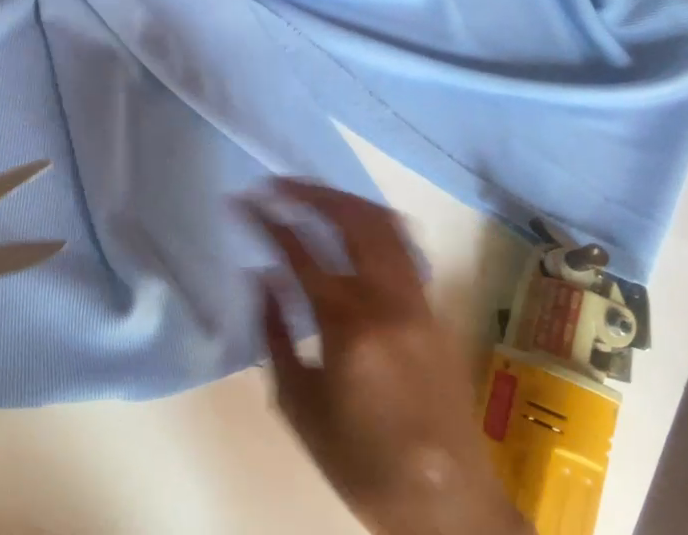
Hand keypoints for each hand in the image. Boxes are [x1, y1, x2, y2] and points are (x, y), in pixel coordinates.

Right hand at [244, 178, 526, 534]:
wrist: (446, 504)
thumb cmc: (359, 461)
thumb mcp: (298, 402)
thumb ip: (275, 331)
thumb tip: (262, 277)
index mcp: (349, 326)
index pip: (299, 250)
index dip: (266, 220)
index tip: (241, 201)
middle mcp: (391, 301)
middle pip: (353, 220)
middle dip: (311, 193)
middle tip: (276, 185)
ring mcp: (421, 303)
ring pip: (387, 227)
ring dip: (345, 202)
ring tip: (311, 196)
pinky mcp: (437, 313)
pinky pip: (404, 250)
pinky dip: (373, 227)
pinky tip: (351, 232)